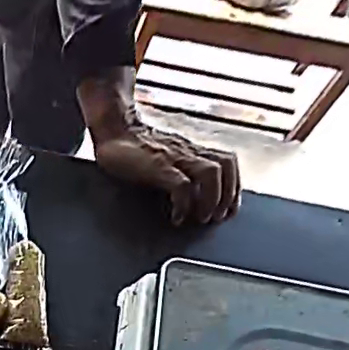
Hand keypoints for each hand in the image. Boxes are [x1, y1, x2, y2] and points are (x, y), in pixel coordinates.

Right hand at [95, 125, 241, 226]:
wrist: (115, 130)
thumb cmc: (135, 149)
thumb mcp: (164, 158)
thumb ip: (178, 170)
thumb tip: (189, 196)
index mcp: (193, 150)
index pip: (227, 162)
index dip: (233, 186)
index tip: (227, 210)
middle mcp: (189, 151)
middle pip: (226, 164)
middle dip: (227, 195)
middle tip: (217, 218)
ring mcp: (175, 157)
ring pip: (211, 173)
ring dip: (211, 200)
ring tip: (201, 219)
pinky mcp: (159, 166)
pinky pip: (182, 185)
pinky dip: (184, 205)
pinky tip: (177, 218)